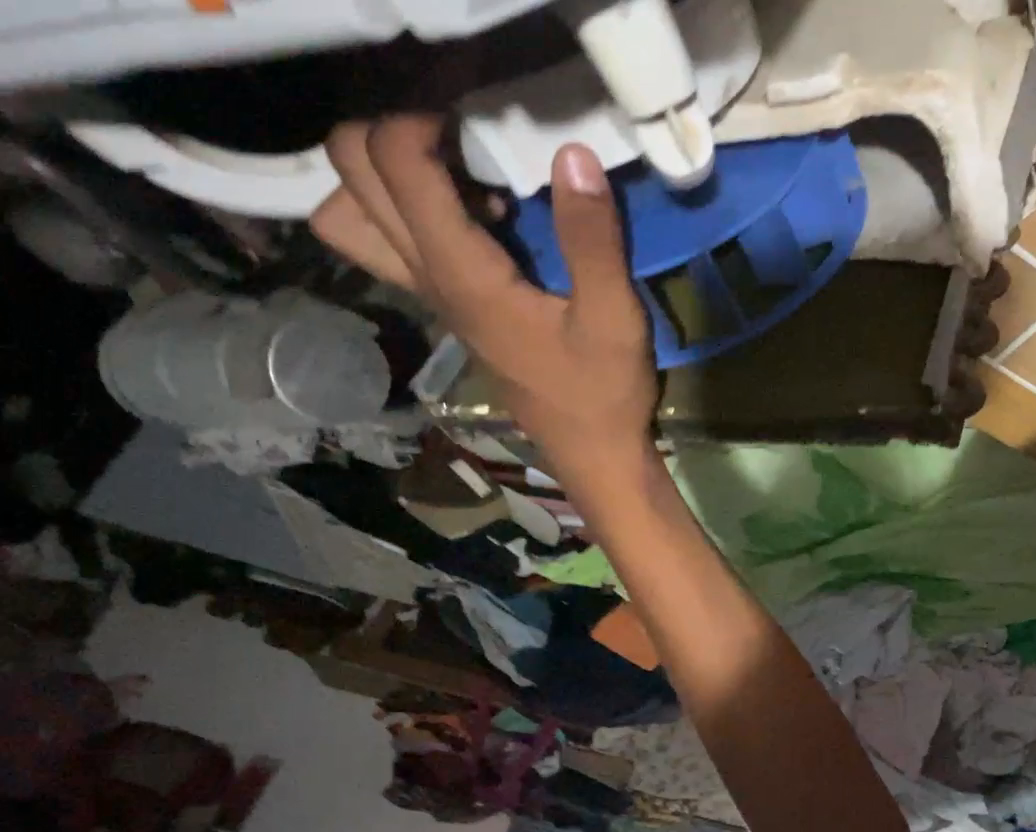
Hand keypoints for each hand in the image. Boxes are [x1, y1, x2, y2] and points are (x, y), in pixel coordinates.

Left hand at [313, 115, 656, 466]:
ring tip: (459, 170)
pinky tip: (484, 213)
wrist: (590, 451)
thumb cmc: (602, 390)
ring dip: (385, 173)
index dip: (419, 114)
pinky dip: (411, 205)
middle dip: (386, 128)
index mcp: (461, 273)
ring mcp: (431, 293)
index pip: (396, 164)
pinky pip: (391, 238)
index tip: (475, 103)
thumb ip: (592, 238)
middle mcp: (426, 276)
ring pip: (349, 213)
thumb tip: (573, 156)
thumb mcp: (613, 316)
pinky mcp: (448, 304)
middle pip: (348, 176)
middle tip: (459, 126)